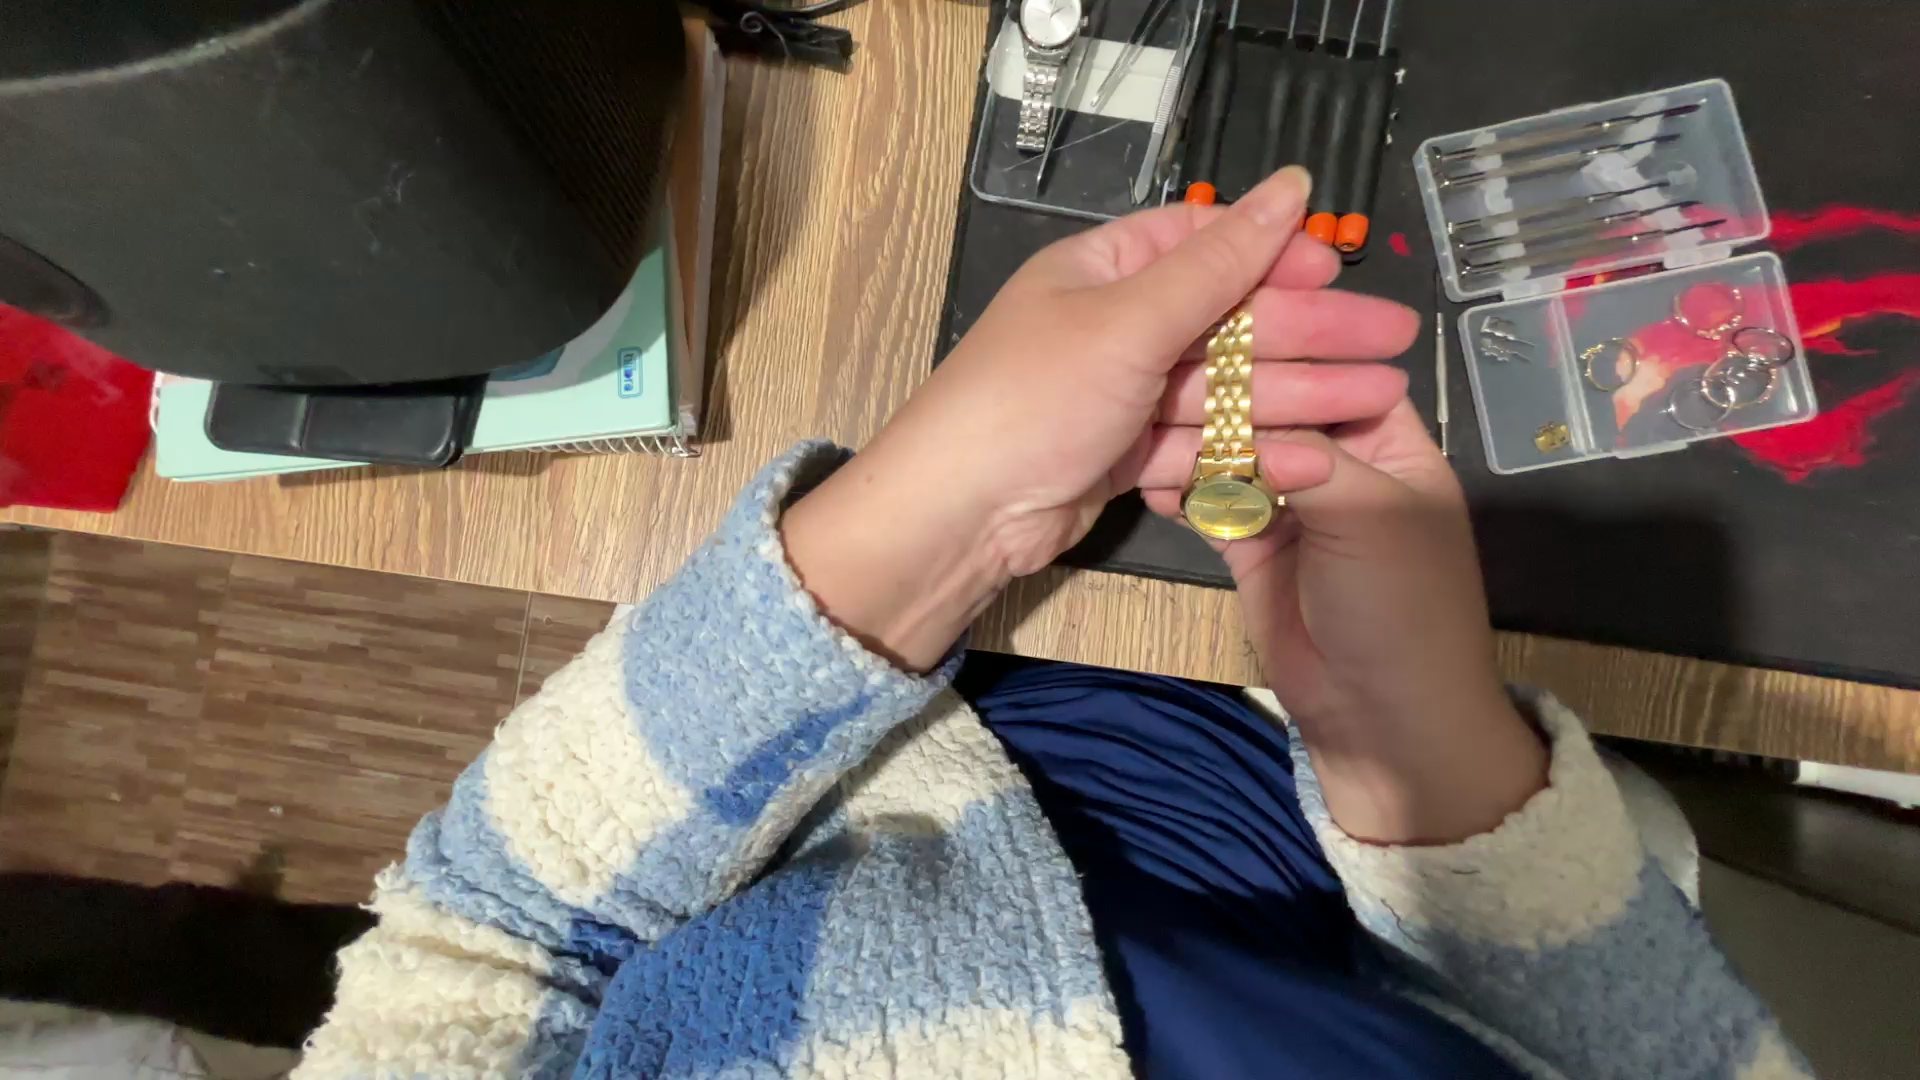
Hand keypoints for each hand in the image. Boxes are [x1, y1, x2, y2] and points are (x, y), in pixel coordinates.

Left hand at [783, 167, 1415, 668]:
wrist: (965, 511)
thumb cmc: (1036, 397)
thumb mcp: (1126, 321)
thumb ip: (1214, 264)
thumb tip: (1290, 185)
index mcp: (1100, 273)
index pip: (1199, 244)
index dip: (1271, 254)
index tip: (1335, 272)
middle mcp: (1111, 328)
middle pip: (1223, 322)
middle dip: (1306, 336)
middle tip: (1391, 344)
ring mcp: (1118, 398)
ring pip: (1218, 391)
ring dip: (1292, 398)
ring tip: (1373, 403)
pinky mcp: (1122, 456)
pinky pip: (1194, 445)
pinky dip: (1244, 453)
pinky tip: (1305, 461)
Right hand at [1141, 397, 1547, 843]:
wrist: (1376, 711)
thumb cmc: (1400, 606)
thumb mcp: (1375, 522)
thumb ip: (1317, 465)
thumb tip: (1253, 429)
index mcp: (1389, 450)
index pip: (1338, 383)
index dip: (1293, 359)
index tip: (1230, 332)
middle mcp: (1335, 470)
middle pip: (1278, 419)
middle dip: (1233, 404)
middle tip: (1175, 380)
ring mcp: (1288, 509)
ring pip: (1239, 460)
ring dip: (1201, 449)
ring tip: (1155, 427)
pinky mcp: (1249, 545)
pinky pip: (1213, 507)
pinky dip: (1186, 494)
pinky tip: (1154, 481)